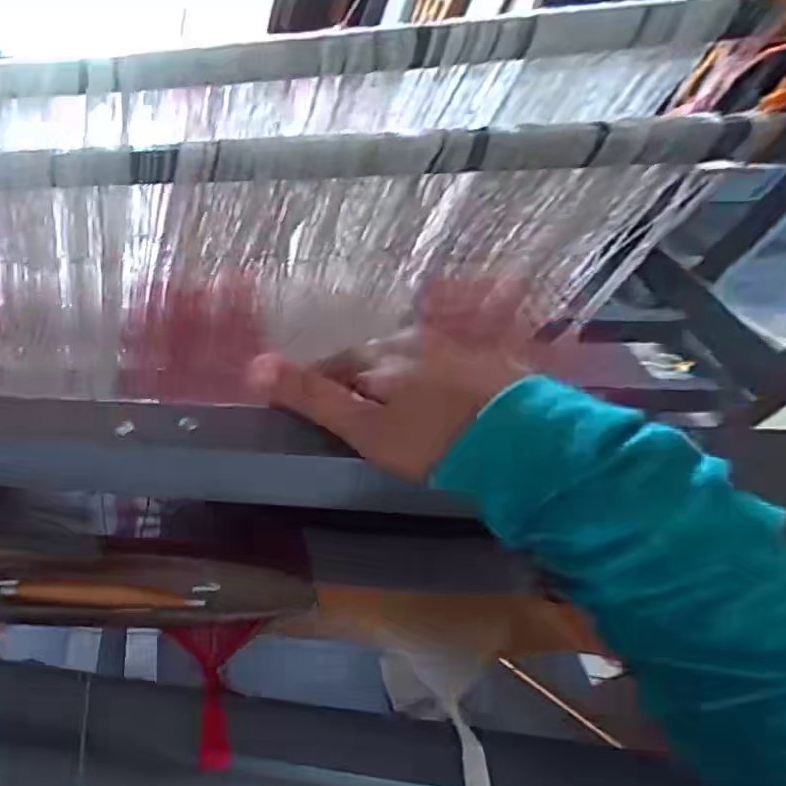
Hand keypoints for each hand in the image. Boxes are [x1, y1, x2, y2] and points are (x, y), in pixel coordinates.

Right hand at [248, 324, 528, 481]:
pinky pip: (436, 371)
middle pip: (366, 363)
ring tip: (390, 423)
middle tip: (352, 427)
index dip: (311, 393)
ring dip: (388, 388)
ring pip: (402, 366)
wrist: (529, 447)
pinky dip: (423, 389)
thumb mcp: (360, 426)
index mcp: (380, 352)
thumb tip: (255, 364)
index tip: (308, 422)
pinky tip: (430, 413)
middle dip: (352, 388)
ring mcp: (456, 347)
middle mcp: (417, 338)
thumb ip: (309, 396)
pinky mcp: (488, 362)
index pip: (327, 368)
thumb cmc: (431, 440)